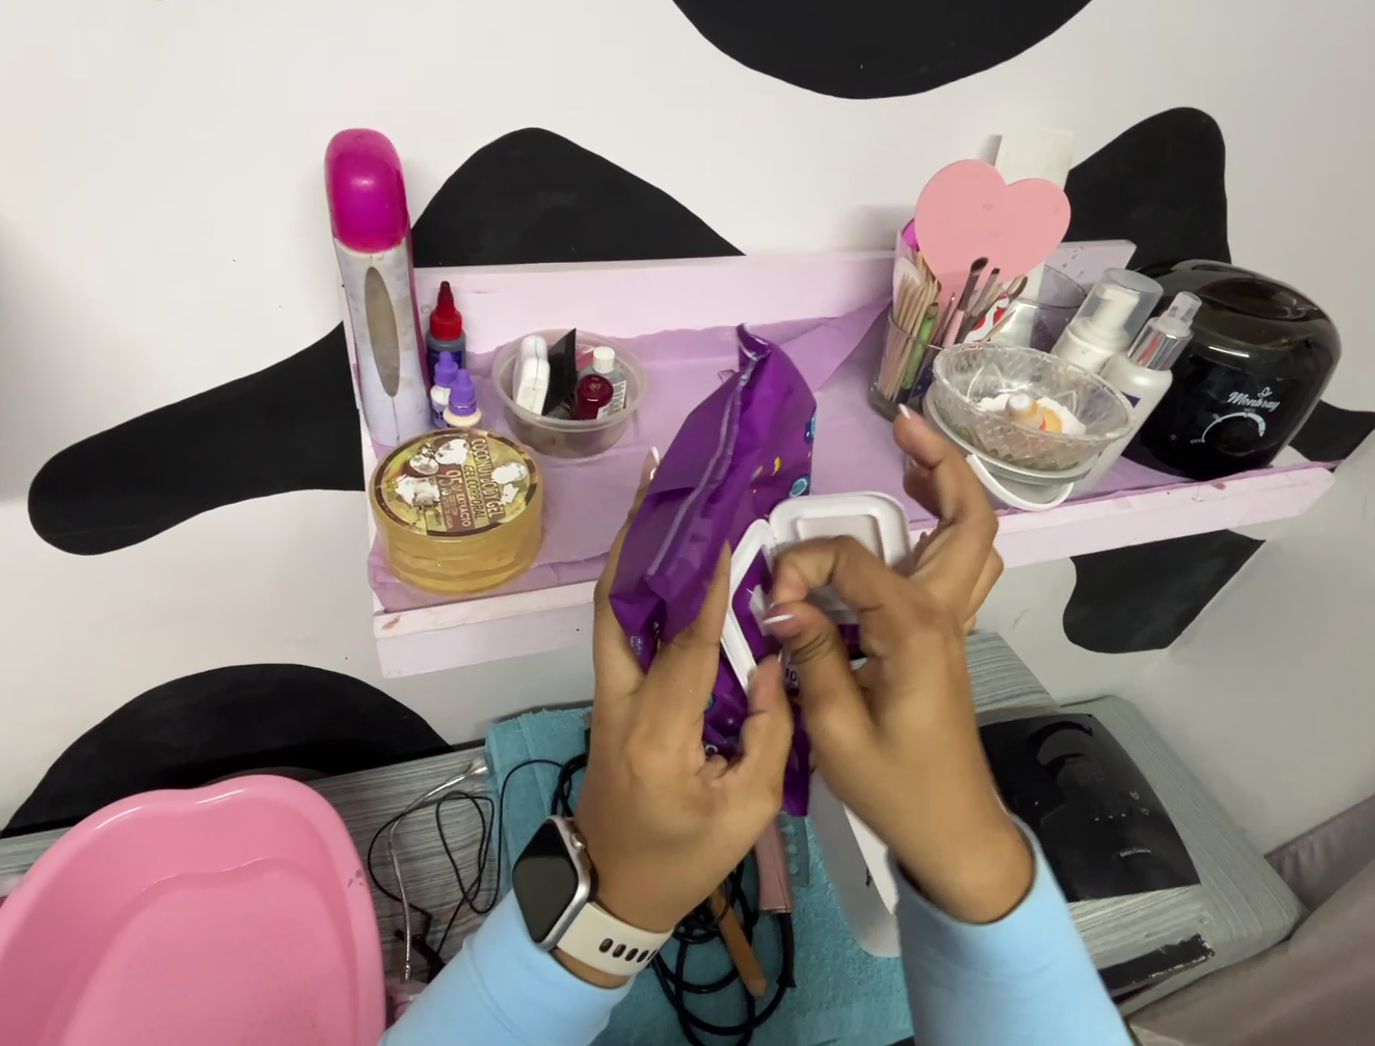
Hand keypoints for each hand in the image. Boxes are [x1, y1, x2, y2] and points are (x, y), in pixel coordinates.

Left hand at [564, 452, 793, 984]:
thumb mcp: (747, 810)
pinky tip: (657, 563)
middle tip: (658, 486)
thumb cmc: (685, 858)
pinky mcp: (605, 698)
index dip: (709, 592)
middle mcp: (617, 703)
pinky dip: (631, 588)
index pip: (687, 649)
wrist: (613, 887)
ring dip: (628, 556)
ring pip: (608, 612)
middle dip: (636, 543)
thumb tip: (772, 661)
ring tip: (653, 505)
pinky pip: (615, 631)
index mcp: (658, 737)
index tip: (725, 534)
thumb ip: (768, 732)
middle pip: (617, 608)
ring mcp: (602, 698)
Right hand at [764, 409, 1031, 923]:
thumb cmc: (896, 787)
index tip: (772, 604)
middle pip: (969, 520)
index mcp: (914, 629)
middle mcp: (942, 614)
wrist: (952, 832)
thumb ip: (810, 656)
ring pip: (973, 539)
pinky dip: (940, 530)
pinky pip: (955, 567)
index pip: (851, 560)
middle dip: (942, 464)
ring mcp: (949, 624)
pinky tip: (901, 526)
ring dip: (948, 491)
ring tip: (907, 459)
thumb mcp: (836, 730)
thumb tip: (779, 605)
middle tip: (903, 428)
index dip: (803, 567)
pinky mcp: (940, 638)